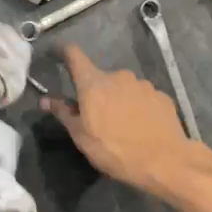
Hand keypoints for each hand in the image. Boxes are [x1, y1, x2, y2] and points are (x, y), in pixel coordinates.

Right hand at [41, 43, 211, 195]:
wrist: (165, 161)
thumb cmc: (115, 150)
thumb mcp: (82, 137)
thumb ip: (64, 113)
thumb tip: (46, 99)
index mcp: (94, 83)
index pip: (74, 55)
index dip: (63, 50)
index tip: (56, 51)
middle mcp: (118, 76)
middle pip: (100, 79)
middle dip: (96, 94)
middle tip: (96, 119)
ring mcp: (142, 84)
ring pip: (123, 89)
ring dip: (118, 101)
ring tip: (122, 127)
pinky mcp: (160, 95)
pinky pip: (142, 98)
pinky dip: (137, 108)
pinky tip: (141, 127)